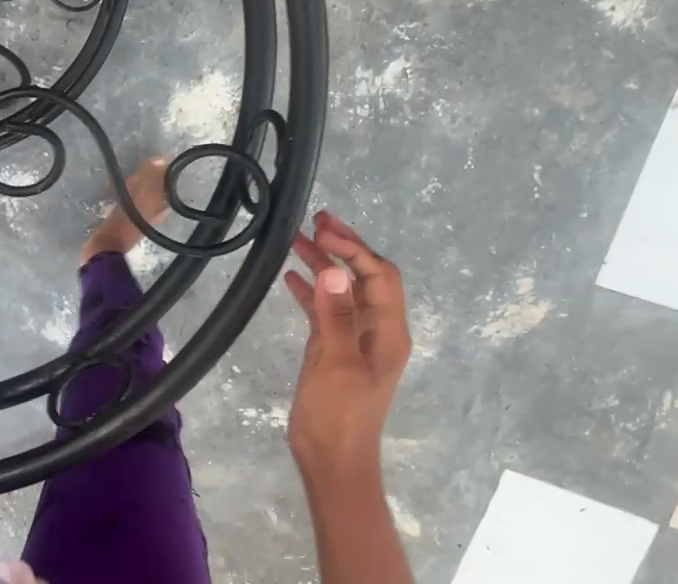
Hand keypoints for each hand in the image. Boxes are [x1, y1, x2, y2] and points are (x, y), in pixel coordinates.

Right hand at [281, 211, 410, 485]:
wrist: (332, 458)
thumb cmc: (339, 413)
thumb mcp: (337, 363)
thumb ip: (336, 316)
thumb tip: (332, 269)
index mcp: (388, 332)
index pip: (378, 276)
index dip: (354, 249)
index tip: (321, 230)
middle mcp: (377, 330)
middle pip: (366, 277)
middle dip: (345, 246)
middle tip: (316, 218)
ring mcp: (355, 339)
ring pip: (342, 289)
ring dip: (323, 262)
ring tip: (296, 238)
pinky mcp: (333, 349)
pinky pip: (325, 308)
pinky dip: (310, 288)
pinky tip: (289, 275)